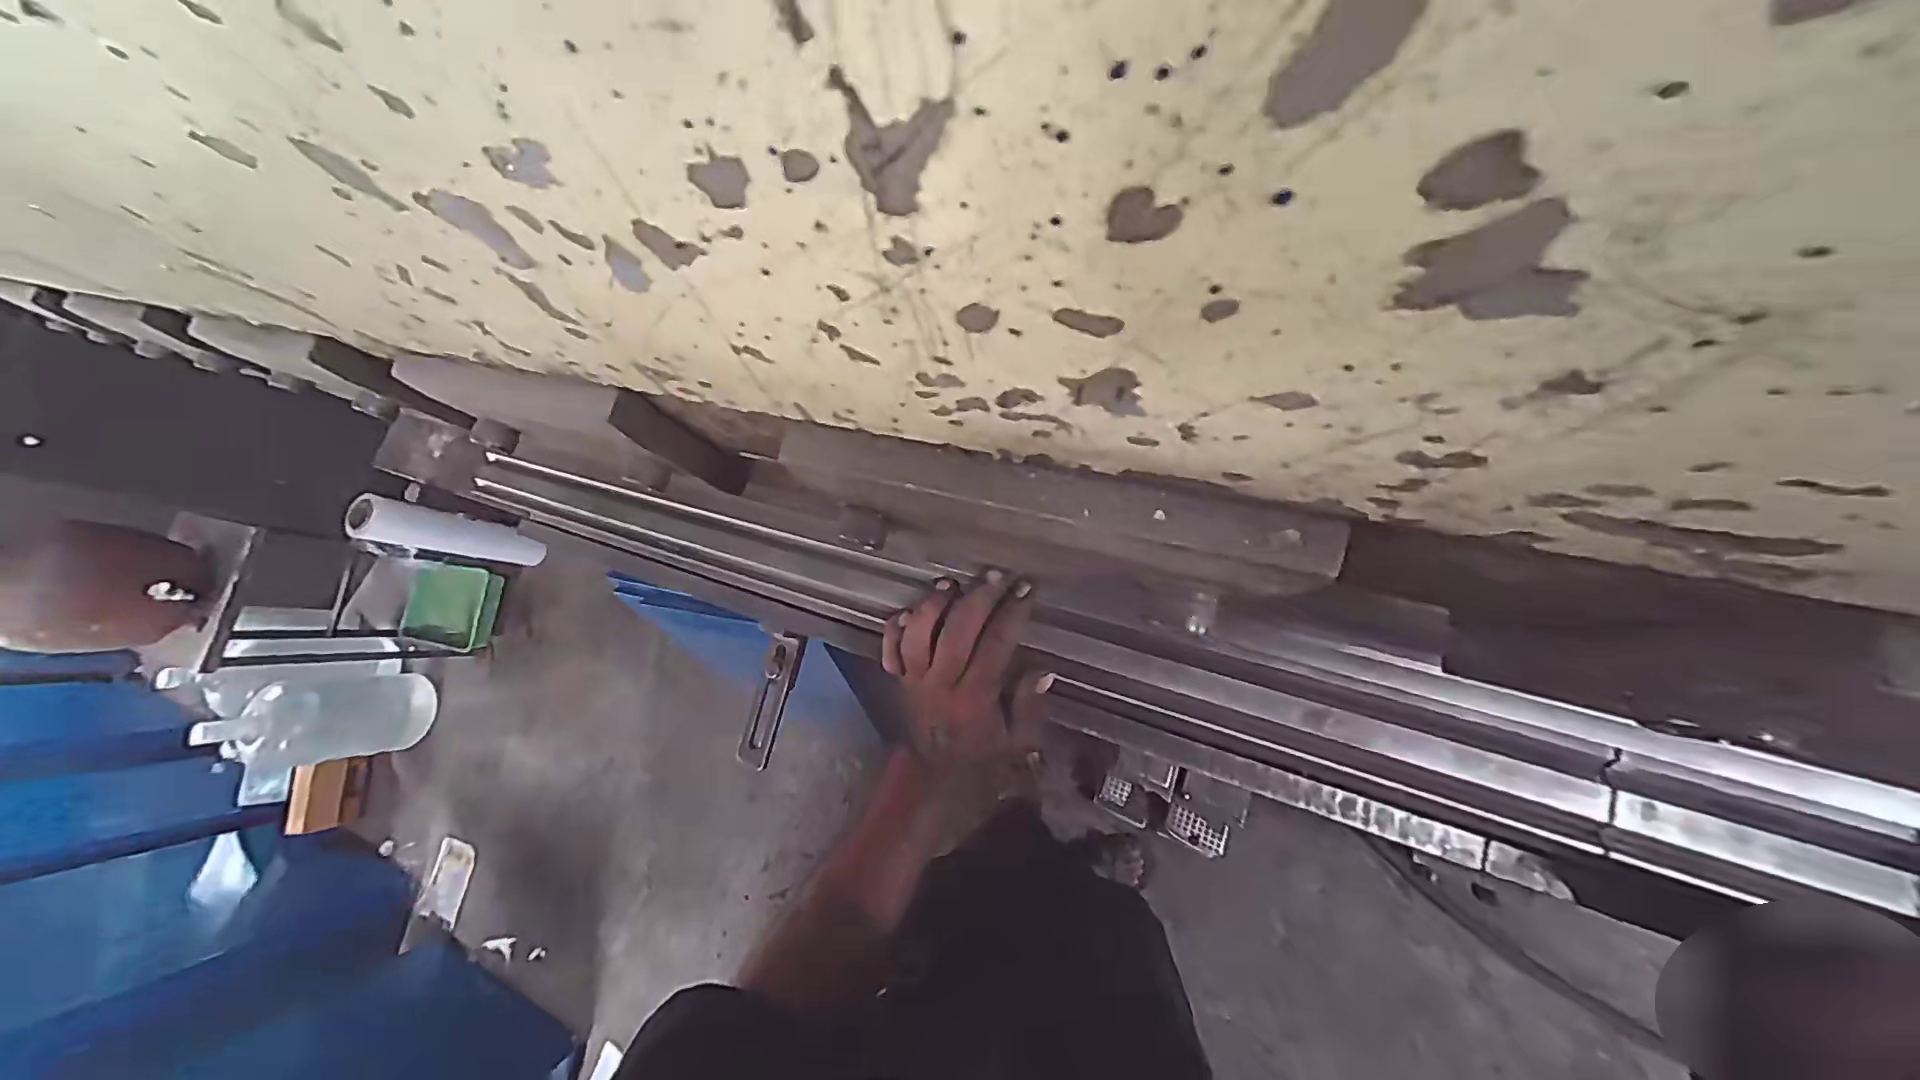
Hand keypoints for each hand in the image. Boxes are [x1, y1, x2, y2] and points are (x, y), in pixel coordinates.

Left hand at [881, 570, 1050, 798]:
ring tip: (952, 584)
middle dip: (978, 599)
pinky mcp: (897, 679)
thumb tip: (1043, 672)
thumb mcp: (1017, 741)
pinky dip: (895, 627)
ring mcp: (914, 680)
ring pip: (918, 635)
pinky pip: (890, 649)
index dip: (1012, 613)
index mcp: (975, 699)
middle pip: (956, 633)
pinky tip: (910, 608)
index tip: (1026, 589)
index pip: (995, 646)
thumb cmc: (982, 753)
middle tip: (995, 575)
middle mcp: (941, 685)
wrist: (935, 774)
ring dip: (933, 606)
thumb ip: (1030, 707)